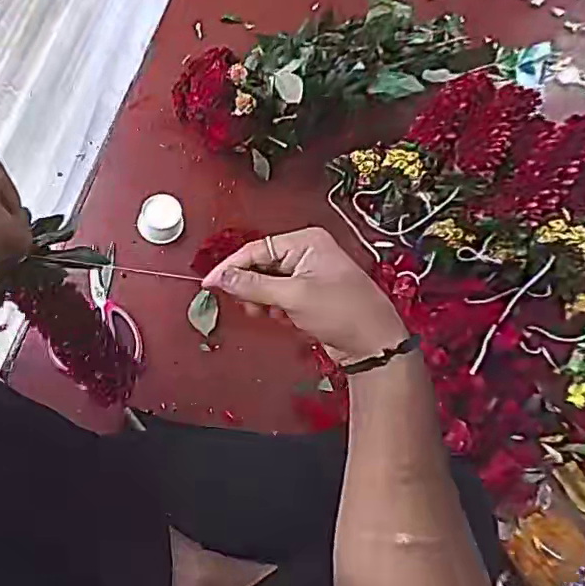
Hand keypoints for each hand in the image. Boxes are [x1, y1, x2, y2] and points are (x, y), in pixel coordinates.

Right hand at [201, 227, 406, 362]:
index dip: (230, 267)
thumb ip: (252, 285)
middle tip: (250, 307)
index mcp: (305, 241)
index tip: (210, 284)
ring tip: (272, 315)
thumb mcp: (293, 296)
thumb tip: (220, 277)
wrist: (374, 344)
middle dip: (251, 288)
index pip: (256, 249)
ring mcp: (308, 273)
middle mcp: (306, 252)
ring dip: (263, 302)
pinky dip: (276, 309)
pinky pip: (279, 296)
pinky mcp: (309, 294)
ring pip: (267, 284)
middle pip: (260, 266)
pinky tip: (286, 320)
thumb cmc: (343, 312)